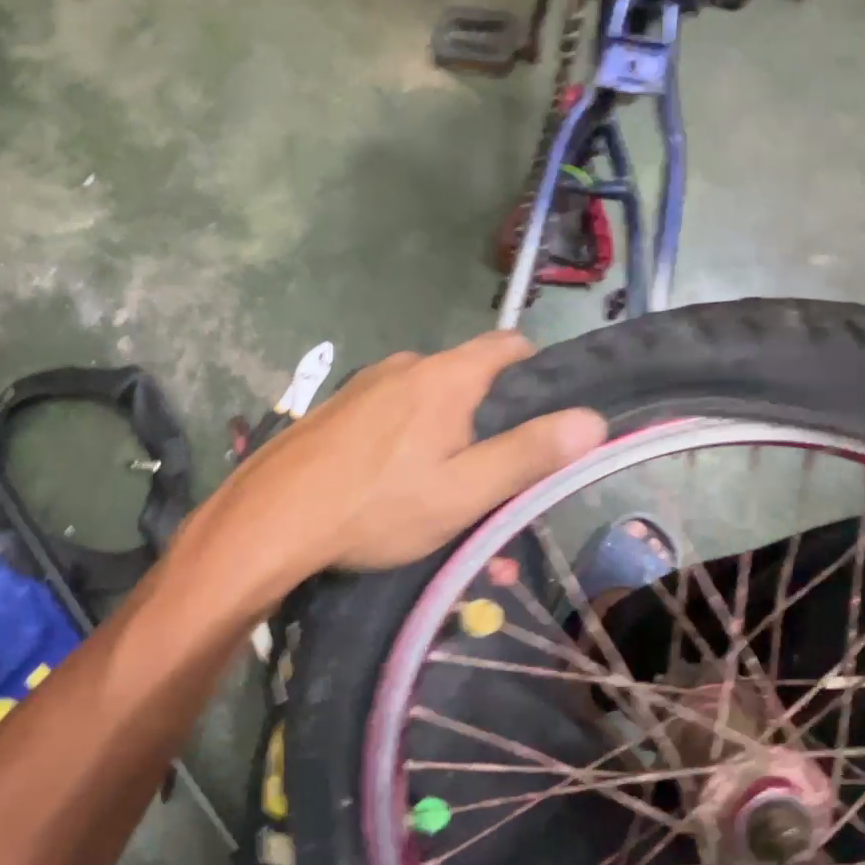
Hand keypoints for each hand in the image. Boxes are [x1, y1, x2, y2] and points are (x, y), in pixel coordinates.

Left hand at [174, 331, 606, 616]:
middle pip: (470, 378)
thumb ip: (529, 453)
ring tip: (442, 494)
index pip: (510, 345)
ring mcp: (366, 384)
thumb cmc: (377, 506)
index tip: (544, 416)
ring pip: (428, 402)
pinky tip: (394, 484)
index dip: (537, 373)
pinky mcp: (338, 408)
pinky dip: (408, 442)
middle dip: (489, 421)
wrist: (271, 519)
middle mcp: (407, 365)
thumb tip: (592, 419)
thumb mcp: (464, 490)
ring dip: (446, 437)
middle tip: (493, 477)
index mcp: (445, 376)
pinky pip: (391, 416)